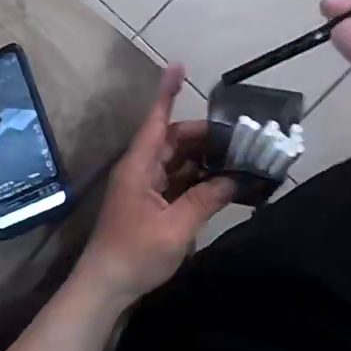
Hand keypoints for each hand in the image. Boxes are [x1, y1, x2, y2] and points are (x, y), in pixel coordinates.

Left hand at [74, 65, 236, 306]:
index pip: (156, 122)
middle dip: (204, 135)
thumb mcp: (176, 227)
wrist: (107, 283)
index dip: (166, 94)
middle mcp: (139, 169)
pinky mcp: (149, 203)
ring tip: (241, 156)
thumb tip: (233, 179)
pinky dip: (197, 179)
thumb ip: (205, 199)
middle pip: (172, 140)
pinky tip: (223, 182)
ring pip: (176, 161)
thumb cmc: (136, 253)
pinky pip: (176, 180)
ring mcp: (143, 186)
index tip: (178, 67)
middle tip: (243, 138)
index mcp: (138, 166)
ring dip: (203, 158)